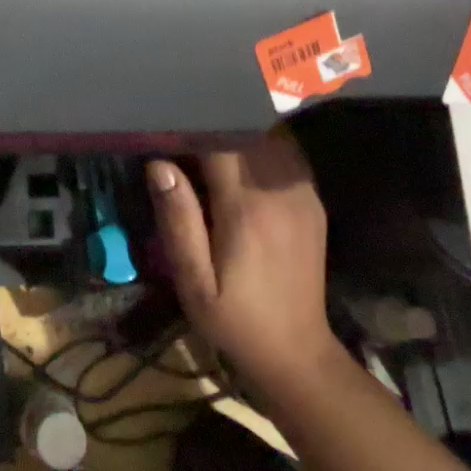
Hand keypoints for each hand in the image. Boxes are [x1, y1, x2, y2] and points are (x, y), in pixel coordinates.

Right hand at [146, 131, 336, 387]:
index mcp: (246, 209)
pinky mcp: (311, 202)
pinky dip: (264, 142)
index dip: (194, 124)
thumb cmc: (234, 317)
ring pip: (273, 137)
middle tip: (184, 120)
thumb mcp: (193, 280)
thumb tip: (159, 164)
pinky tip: (241, 150)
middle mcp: (280, 193)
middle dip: (216, 120)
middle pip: (250, 131)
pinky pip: (288, 154)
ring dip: (242, 128)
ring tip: (210, 129)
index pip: (221, 142)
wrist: (295, 352)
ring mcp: (302, 196)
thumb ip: (178, 220)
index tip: (167, 118)